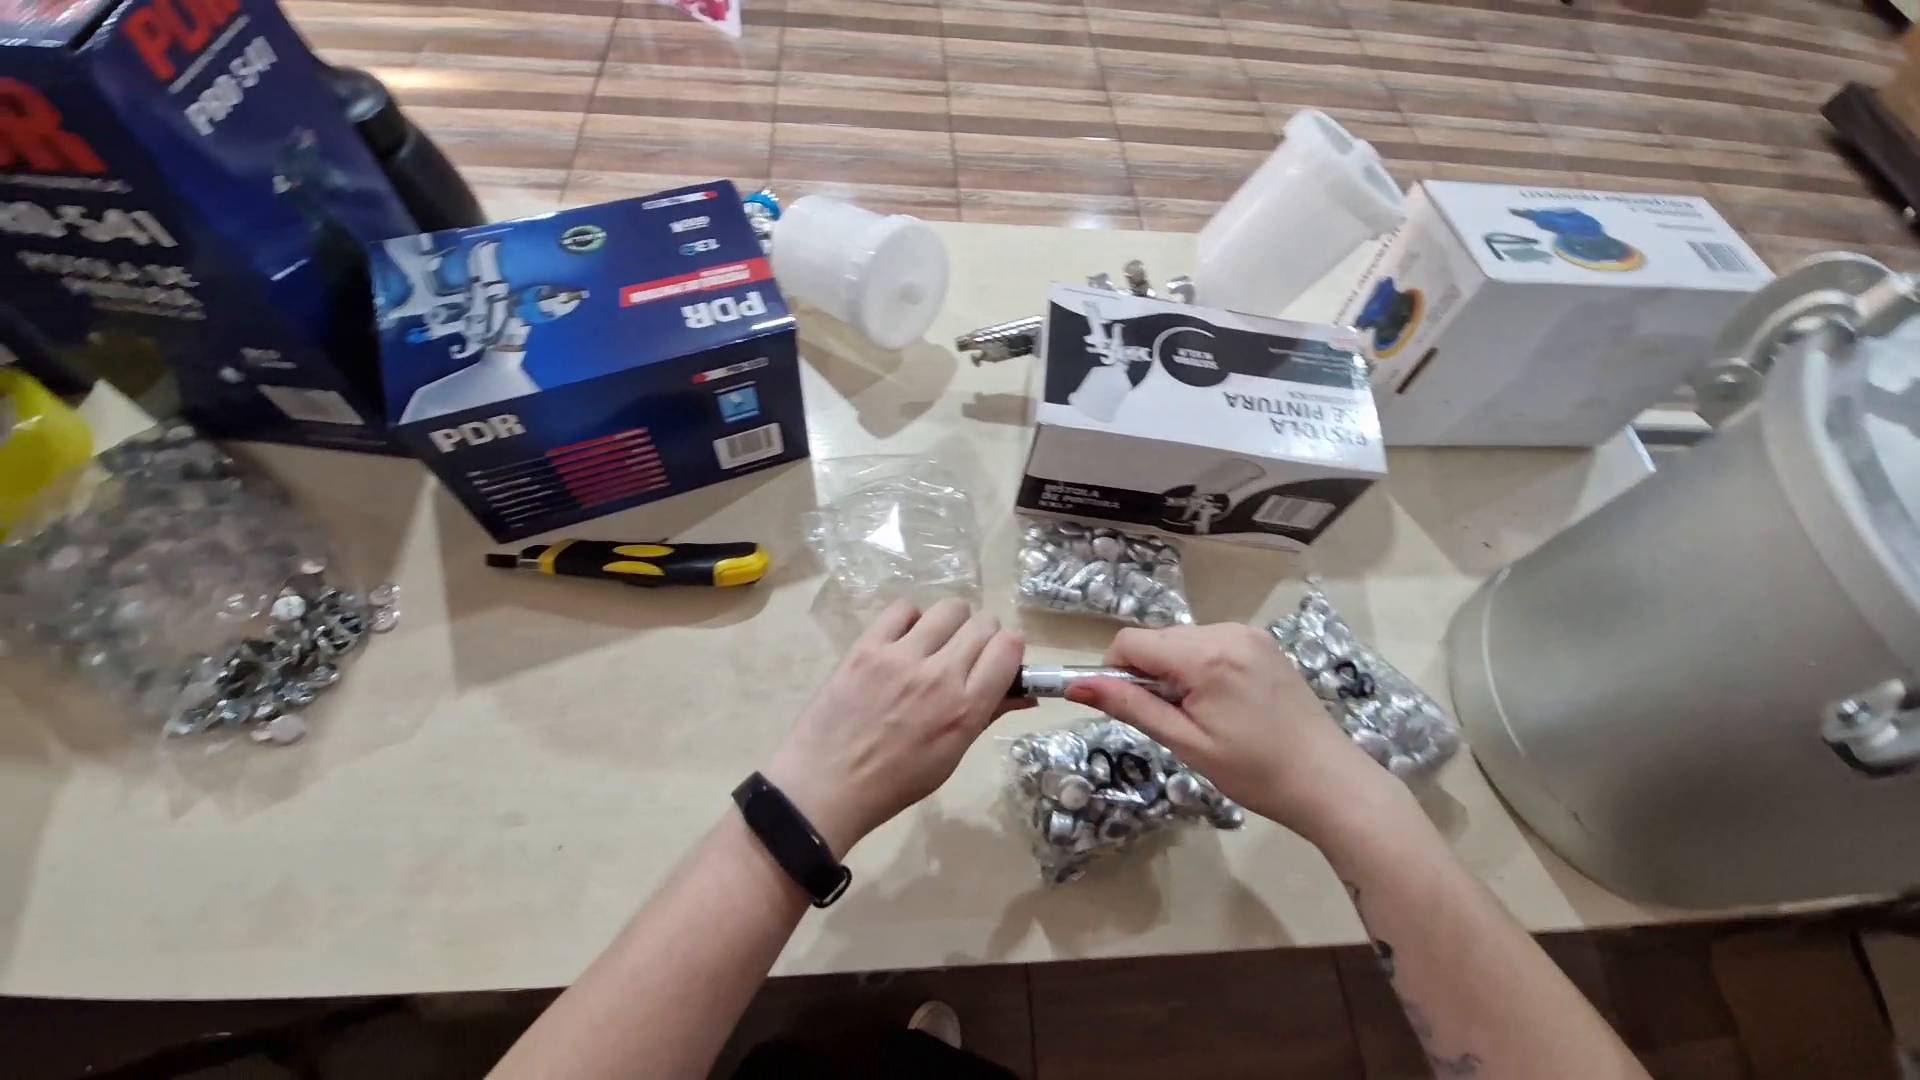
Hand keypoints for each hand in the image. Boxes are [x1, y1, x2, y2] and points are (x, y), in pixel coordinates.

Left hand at [763, 599, 1028, 857]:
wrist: (826, 786)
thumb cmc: (895, 781)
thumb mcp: (952, 756)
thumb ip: (988, 714)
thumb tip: (1026, 693)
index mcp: (965, 709)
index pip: (1009, 647)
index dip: (1009, 649)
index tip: (998, 659)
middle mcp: (939, 676)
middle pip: (983, 624)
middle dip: (983, 637)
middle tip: (965, 655)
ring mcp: (901, 657)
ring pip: (949, 609)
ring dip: (951, 623)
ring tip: (935, 644)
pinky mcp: (867, 646)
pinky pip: (903, 609)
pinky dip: (911, 620)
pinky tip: (903, 641)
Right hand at [1064, 623, 1394, 839]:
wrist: (1330, 782)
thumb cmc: (1254, 772)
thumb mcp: (1185, 743)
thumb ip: (1130, 707)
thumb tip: (1075, 685)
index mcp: (1206, 655)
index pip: (1131, 642)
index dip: (1115, 672)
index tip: (1130, 707)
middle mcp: (1226, 631)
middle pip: (1157, 640)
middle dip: (1149, 675)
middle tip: (1174, 721)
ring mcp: (1248, 634)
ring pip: (1181, 642)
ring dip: (1174, 672)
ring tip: (1203, 717)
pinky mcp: (1262, 644)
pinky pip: (1209, 645)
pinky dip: (1200, 668)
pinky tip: (1223, 705)